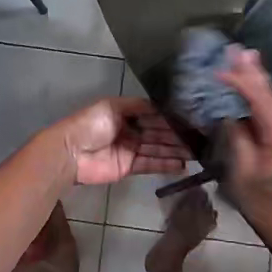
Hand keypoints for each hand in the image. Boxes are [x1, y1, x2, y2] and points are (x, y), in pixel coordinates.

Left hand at [48, 97, 190, 186]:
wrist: (70, 152)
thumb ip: (137, 106)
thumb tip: (161, 105)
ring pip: (158, 149)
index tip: (191, 119)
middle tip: (200, 137)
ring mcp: (131, 149)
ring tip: (197, 152)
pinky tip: (182, 164)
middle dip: (177, 135)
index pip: (154, 114)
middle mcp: (131, 130)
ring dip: (176, 150)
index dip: (171, 117)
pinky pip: (151, 164)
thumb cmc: (90, 124)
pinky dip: (166, 164)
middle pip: (158, 132)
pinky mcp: (129, 167)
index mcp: (126, 113)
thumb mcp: (112, 107)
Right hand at [219, 47, 271, 263]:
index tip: (219, 65)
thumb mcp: (244, 171)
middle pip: (271, 95)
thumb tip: (230, 116)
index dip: (239, 79)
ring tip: (245, 61)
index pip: (259, 97)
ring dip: (258, 83)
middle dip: (253, 72)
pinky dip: (261, 100)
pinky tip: (252, 95)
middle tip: (238, 49)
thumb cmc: (269, 204)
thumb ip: (238, 138)